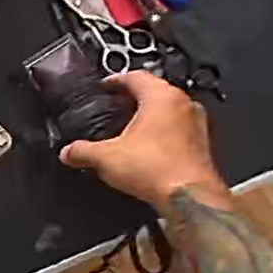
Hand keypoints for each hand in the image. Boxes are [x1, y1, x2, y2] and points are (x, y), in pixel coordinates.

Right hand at [58, 72, 226, 211]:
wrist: (188, 196)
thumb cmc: (158, 170)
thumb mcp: (106, 158)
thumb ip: (82, 152)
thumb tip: (69, 152)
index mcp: (160, 96)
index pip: (135, 76)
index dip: (116, 80)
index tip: (108, 86)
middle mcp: (183, 104)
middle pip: (155, 92)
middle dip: (135, 101)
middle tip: (118, 110)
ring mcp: (197, 124)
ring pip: (170, 113)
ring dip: (152, 120)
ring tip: (133, 135)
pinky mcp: (202, 145)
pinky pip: (180, 134)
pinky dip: (165, 139)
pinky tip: (151, 155)